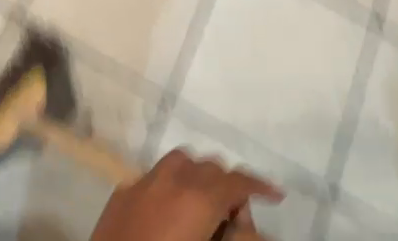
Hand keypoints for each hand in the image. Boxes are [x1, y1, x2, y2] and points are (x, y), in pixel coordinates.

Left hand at [90, 149, 283, 240]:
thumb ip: (239, 237)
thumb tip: (254, 228)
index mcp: (198, 197)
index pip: (238, 180)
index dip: (259, 186)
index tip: (276, 195)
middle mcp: (171, 179)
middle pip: (209, 167)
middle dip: (227, 186)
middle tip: (235, 220)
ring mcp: (142, 182)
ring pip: (180, 163)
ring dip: (198, 178)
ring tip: (205, 210)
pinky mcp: (121, 194)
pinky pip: (154, 177)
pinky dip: (170, 186)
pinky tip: (171, 214)